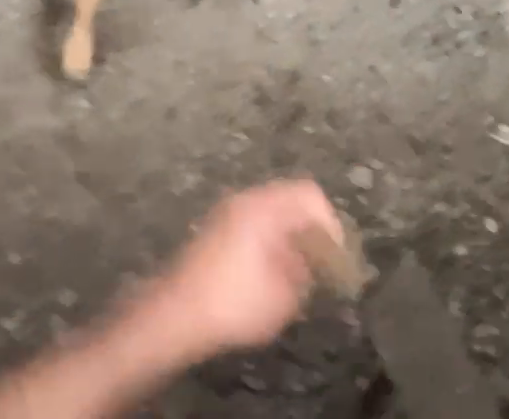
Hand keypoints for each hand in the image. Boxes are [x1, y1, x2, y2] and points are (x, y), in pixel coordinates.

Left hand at [137, 178, 343, 361]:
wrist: (174, 314)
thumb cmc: (233, 302)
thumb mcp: (285, 295)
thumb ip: (308, 271)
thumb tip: (317, 262)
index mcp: (265, 206)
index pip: (311, 195)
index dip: (330, 223)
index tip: (334, 256)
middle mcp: (245, 199)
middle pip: (290, 199)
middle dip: (309, 229)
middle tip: (318, 263)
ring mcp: (225, 211)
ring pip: (270, 212)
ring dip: (288, 235)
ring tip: (294, 272)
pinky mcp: (213, 229)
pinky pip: (252, 223)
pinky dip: (267, 240)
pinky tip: (266, 273)